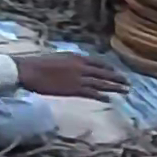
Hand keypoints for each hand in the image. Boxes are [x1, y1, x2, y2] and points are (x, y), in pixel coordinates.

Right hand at [14, 53, 129, 98]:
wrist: (27, 70)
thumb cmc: (39, 63)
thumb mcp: (59, 56)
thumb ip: (73, 60)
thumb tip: (82, 62)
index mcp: (77, 58)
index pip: (99, 63)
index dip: (110, 69)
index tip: (117, 72)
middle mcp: (81, 67)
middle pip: (105, 74)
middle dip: (118, 78)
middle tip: (129, 83)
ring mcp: (79, 79)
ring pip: (102, 84)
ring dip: (115, 87)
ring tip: (126, 91)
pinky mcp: (74, 89)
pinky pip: (92, 93)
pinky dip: (102, 96)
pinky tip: (109, 99)